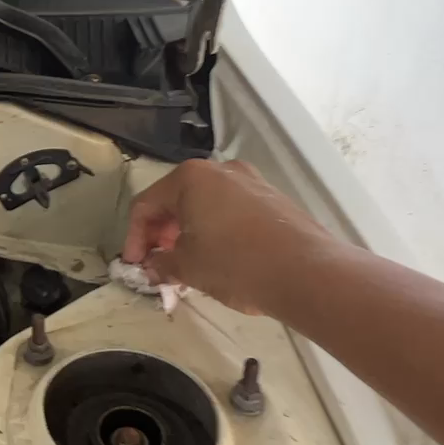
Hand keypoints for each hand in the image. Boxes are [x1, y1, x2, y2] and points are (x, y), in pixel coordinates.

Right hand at [121, 159, 333, 317]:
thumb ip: (161, 264)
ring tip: (189, 266)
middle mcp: (220, 170)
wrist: (309, 273)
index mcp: (190, 178)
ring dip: (189, 233)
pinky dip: (217, 231)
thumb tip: (154, 266)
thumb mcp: (187, 267)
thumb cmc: (236, 263)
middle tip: (159, 265)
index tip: (135, 265)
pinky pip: (232, 211)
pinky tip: (221, 259)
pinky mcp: (274, 200)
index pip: (146, 204)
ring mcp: (251, 182)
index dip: (134, 237)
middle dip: (162, 234)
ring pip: (206, 205)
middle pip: (176, 200)